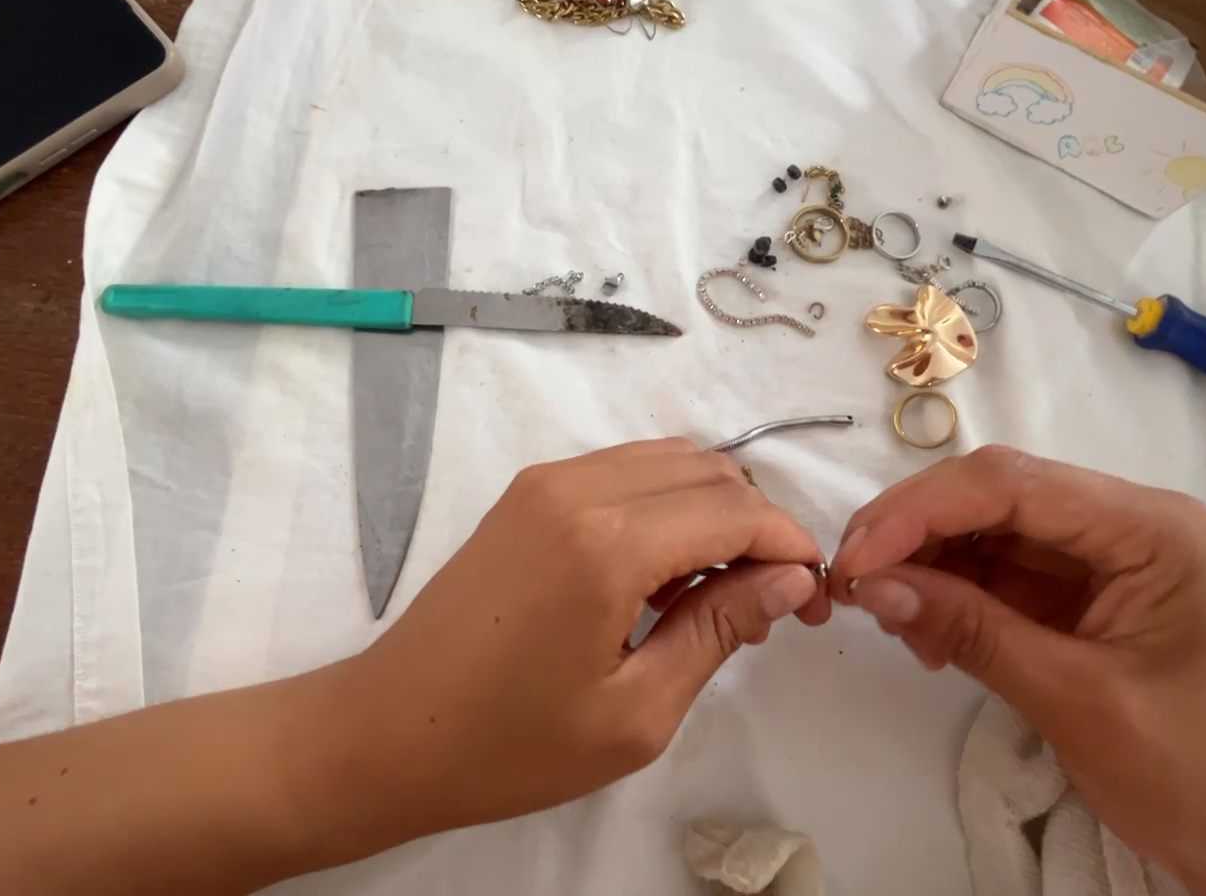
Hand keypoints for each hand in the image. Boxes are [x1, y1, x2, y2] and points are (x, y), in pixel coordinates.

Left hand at [315, 438, 827, 861]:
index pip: (734, 511)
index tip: (815, 596)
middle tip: (772, 602)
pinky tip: (663, 569)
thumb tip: (791, 579)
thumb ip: (721, 627)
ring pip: (671, 460)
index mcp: (607, 542)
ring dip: (714, 510)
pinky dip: (667, 504)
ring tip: (719, 588)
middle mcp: (579, 486)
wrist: (389, 728)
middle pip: (710, 471)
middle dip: (759, 527)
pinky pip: (627, 470)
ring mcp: (549, 479)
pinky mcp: (531, 488)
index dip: (790, 545)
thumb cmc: (512, 744)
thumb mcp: (637, 712)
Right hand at [828, 446, 1205, 895]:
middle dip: (912, 531)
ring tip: (886, 615)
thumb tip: (867, 583)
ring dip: (924, 562)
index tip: (853, 560)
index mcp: (1150, 528)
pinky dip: (949, 591)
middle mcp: (1125, 520)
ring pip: (983, 527)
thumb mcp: (1077, 703)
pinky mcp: (1080, 587)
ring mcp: (1102, 552)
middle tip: (851, 581)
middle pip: (989, 493)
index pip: (1008, 484)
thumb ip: (968, 630)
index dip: (917, 512)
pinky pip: (995, 568)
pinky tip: (923, 629)